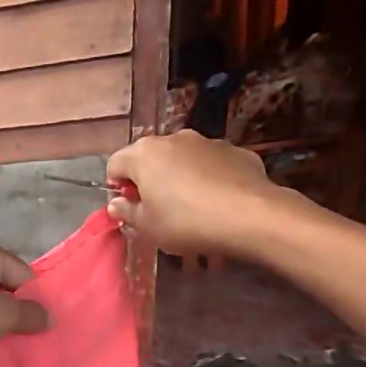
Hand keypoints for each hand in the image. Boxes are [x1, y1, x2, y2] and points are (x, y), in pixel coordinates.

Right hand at [104, 130, 300, 257]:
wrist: (250, 215)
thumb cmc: (186, 223)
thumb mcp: (148, 228)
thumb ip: (127, 212)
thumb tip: (116, 203)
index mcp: (144, 153)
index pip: (115, 164)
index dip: (118, 188)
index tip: (130, 209)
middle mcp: (174, 138)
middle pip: (150, 158)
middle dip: (150, 181)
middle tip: (160, 212)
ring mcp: (207, 141)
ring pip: (183, 159)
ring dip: (181, 178)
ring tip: (193, 209)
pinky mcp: (236, 151)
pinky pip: (213, 165)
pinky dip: (210, 179)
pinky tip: (220, 203)